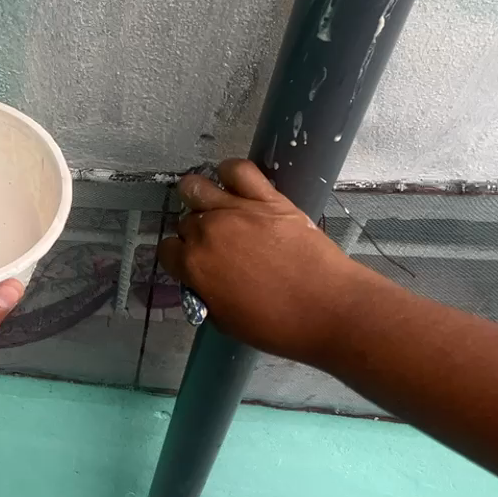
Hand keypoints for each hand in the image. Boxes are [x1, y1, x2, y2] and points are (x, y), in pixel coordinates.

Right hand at [156, 158, 390, 365]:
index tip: (194, 265)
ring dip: (199, 198)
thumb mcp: (225, 321)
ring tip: (216, 208)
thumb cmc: (278, 326)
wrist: (330, 309)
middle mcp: (206, 231)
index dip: (179, 258)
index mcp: (193, 264)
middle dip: (194, 233)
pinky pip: (238, 170)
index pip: (166, 250)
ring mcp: (235, 210)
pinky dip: (230, 173)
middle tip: (217, 246)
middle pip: (184, 221)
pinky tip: (235, 186)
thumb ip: (203, 294)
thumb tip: (200, 282)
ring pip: (195, 187)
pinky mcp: (266, 199)